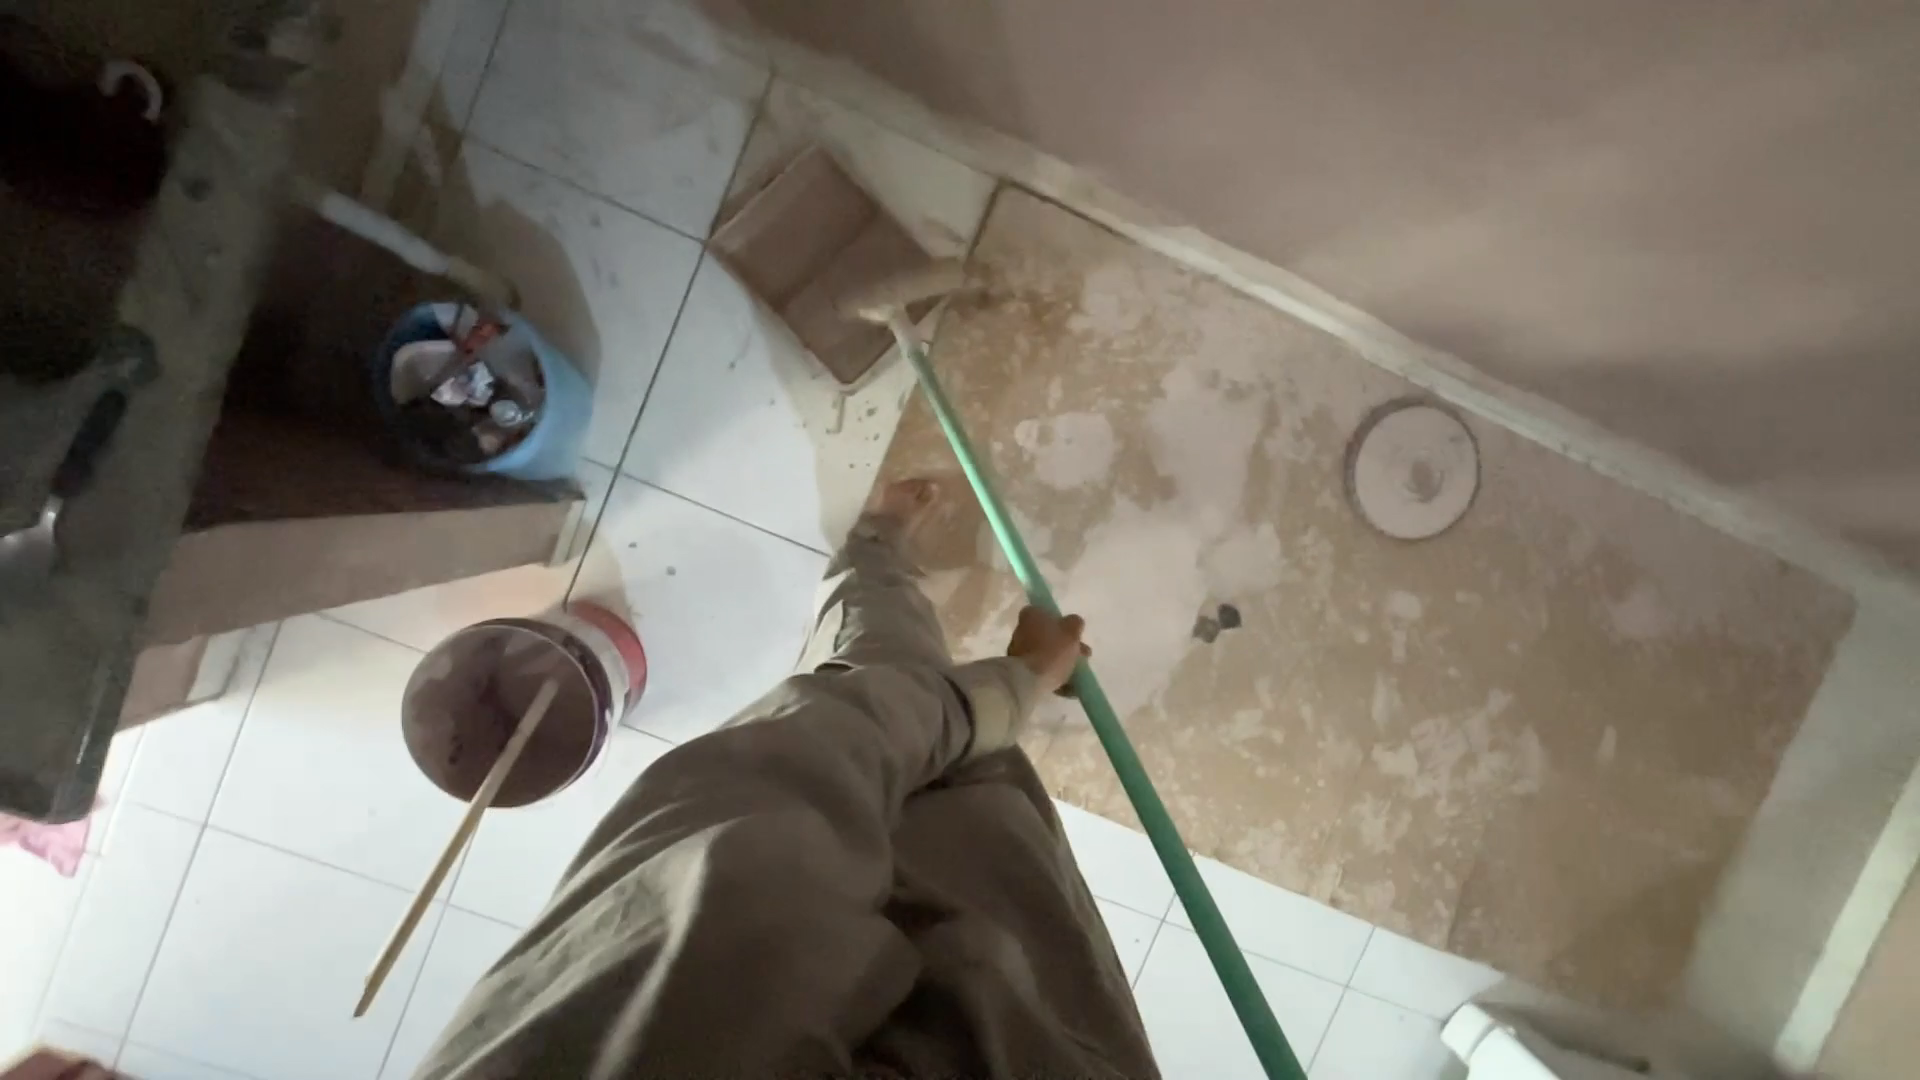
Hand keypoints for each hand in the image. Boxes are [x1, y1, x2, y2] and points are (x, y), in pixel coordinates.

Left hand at [1006, 606, 1090, 695]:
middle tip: (1083, 656)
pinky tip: (1068, 688)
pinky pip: (1040, 670)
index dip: (1063, 623)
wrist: (1029, 679)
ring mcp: (1018, 650)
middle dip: (1067, 646)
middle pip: (1048, 635)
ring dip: (1061, 662)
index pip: (1047, 613)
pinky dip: (1053, 675)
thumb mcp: (1071, 632)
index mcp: (1031, 615)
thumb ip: (1075, 623)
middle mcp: (1021, 629)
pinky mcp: (1018, 669)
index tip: (1075, 635)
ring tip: (1077, 676)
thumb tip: (1073, 622)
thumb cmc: (1052, 650)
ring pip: (1045, 654)